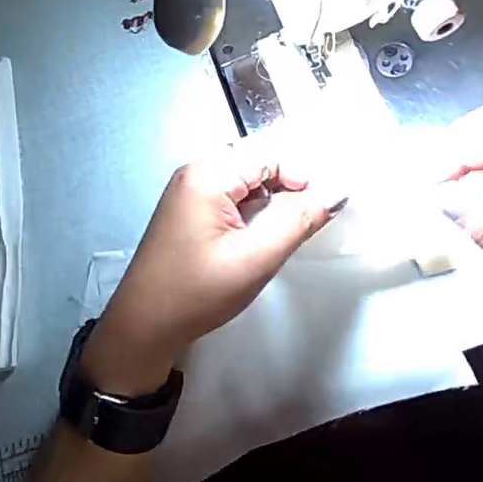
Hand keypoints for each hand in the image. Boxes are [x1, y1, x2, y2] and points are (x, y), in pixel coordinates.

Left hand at [83, 140, 343, 394]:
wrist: (145, 327)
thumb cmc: (198, 292)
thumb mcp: (257, 258)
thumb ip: (300, 220)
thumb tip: (338, 192)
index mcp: (208, 174)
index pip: (270, 154)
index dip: (302, 176)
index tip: (320, 208)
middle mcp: (196, 172)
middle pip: (259, 162)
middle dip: (289, 186)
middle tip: (307, 220)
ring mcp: (191, 191)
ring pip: (249, 180)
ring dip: (274, 199)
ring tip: (287, 230)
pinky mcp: (192, 210)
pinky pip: (235, 196)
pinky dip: (256, 209)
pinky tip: (263, 234)